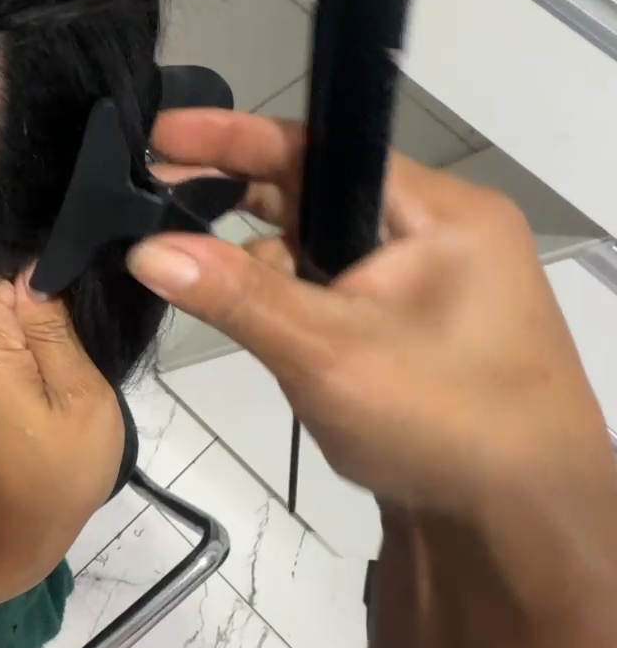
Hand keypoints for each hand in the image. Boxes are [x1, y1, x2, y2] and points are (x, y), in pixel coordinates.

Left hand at [0, 277, 124, 643]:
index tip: (75, 256)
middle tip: (90, 298)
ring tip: (79, 330)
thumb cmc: (55, 473)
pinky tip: (51, 356)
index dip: (32, 258)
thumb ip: (55, 329)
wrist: (7, 532)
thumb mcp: (79, 397)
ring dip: (32, 319)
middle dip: (37, 288)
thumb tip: (36, 268)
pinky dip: (19, 343)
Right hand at [130, 109, 616, 522]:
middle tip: (141, 195)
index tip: (157, 134)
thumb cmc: (443, 419)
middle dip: (223, 194)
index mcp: (433, 216)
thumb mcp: (327, 350)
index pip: (321, 152)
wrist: (505, 514)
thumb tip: (142, 249)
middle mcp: (417, 232)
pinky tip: (221, 309)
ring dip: (235, 256)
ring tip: (172, 269)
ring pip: (292, 242)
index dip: (234, 138)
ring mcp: (396, 276)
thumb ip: (233, 294)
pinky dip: (252, 289)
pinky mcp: (375, 315)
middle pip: (302, 190)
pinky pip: (297, 281)